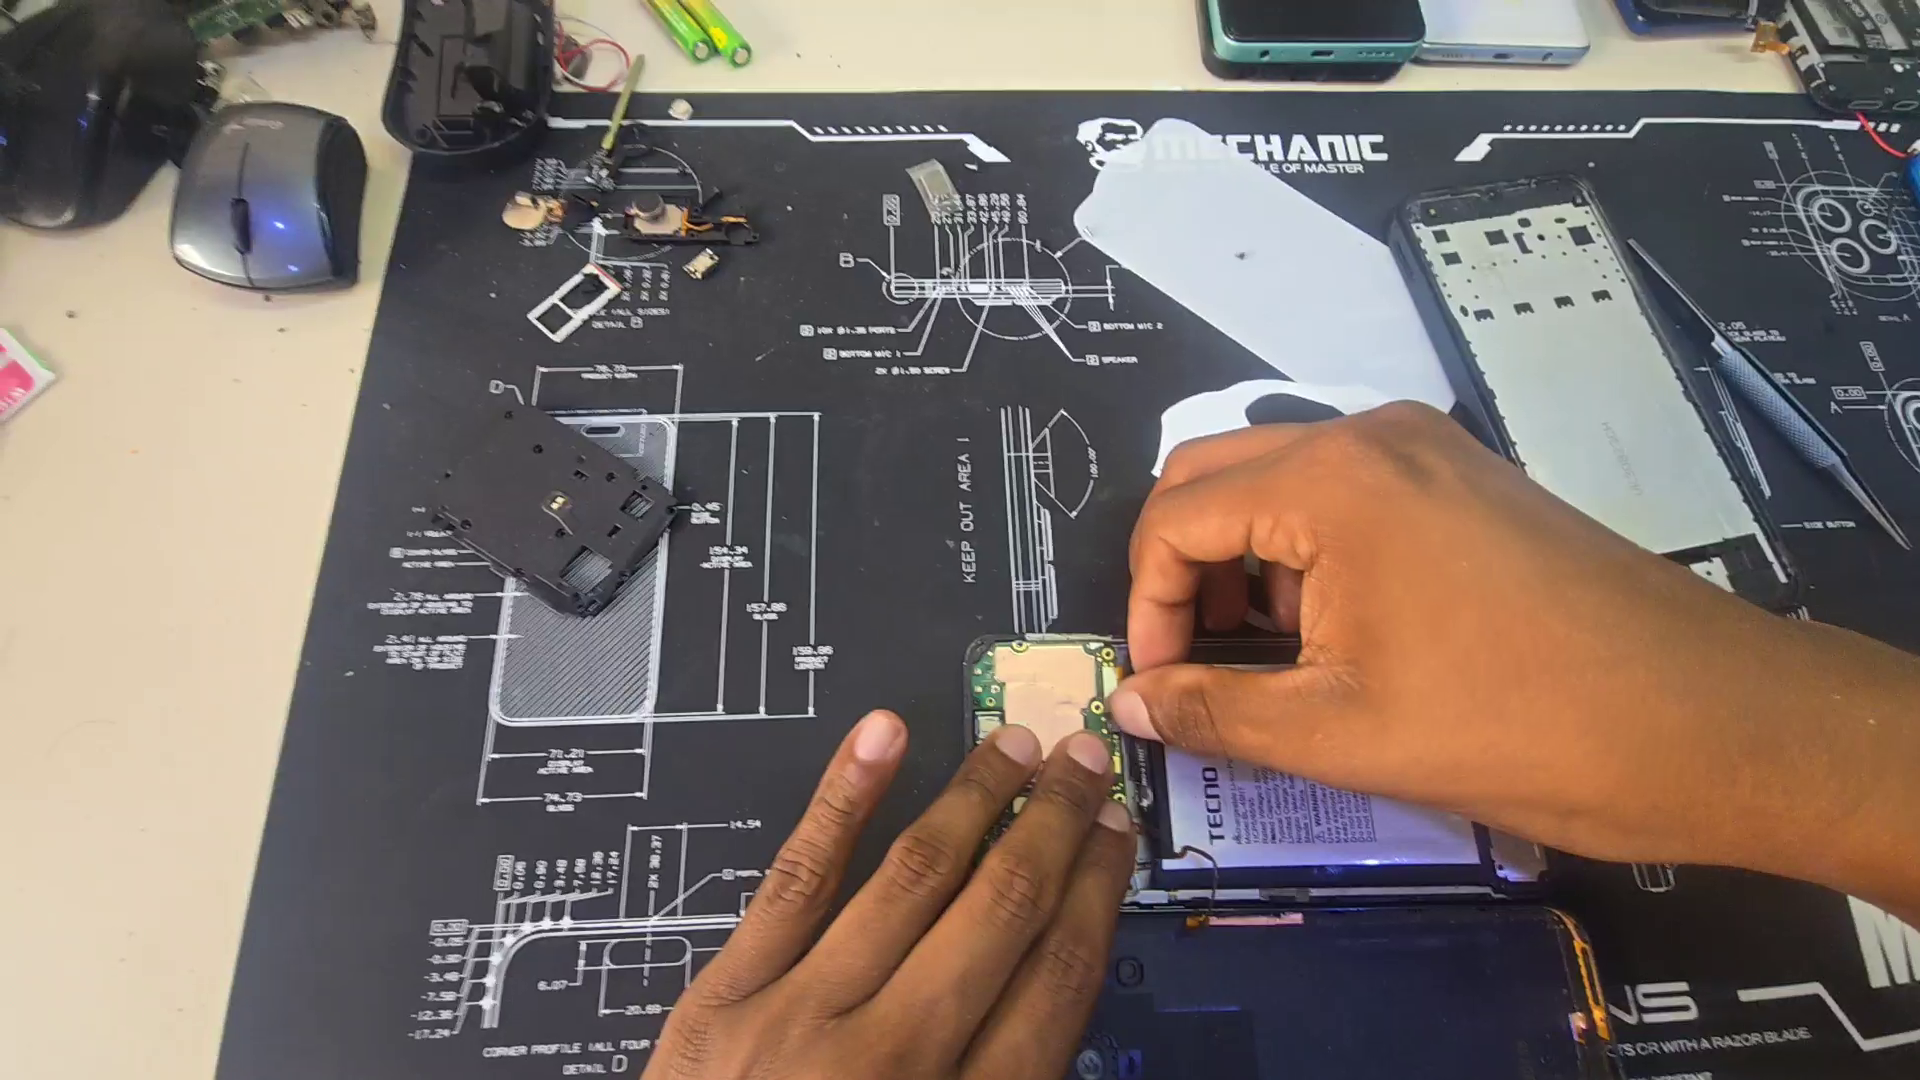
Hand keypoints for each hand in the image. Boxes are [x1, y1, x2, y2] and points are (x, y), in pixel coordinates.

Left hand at [645, 710, 1135, 1079]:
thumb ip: (1010, 1078)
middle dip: (1052, 822)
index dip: (1095, 887)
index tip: (1112, 828)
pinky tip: (882, 733)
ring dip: (975, 797)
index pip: (1056, 976)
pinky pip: (799, 875)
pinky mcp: (728, 992)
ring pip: (915, 875)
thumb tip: (1061, 967)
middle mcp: (896, 1060)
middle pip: (1000, 909)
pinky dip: (845, 795)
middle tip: (1081, 759)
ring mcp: (803, 1016)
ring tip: (1016, 744)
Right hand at [1109, 402, 1919, 913]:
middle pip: (1204, 476)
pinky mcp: (1446, 471)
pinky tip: (1319, 618)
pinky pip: (1324, 489)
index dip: (1147, 605)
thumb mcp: (1340, 733)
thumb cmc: (1523, 725)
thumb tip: (1128, 707)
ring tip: (1254, 644)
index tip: (1160, 680)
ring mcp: (1411, 445)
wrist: (1730, 724)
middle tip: (1186, 649)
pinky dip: (1289, 546)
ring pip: (1262, 478)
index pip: (1174, 522)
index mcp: (1326, 482)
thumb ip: (1211, 713)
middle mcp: (1360, 436)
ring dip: (1231, 556)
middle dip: (1175, 567)